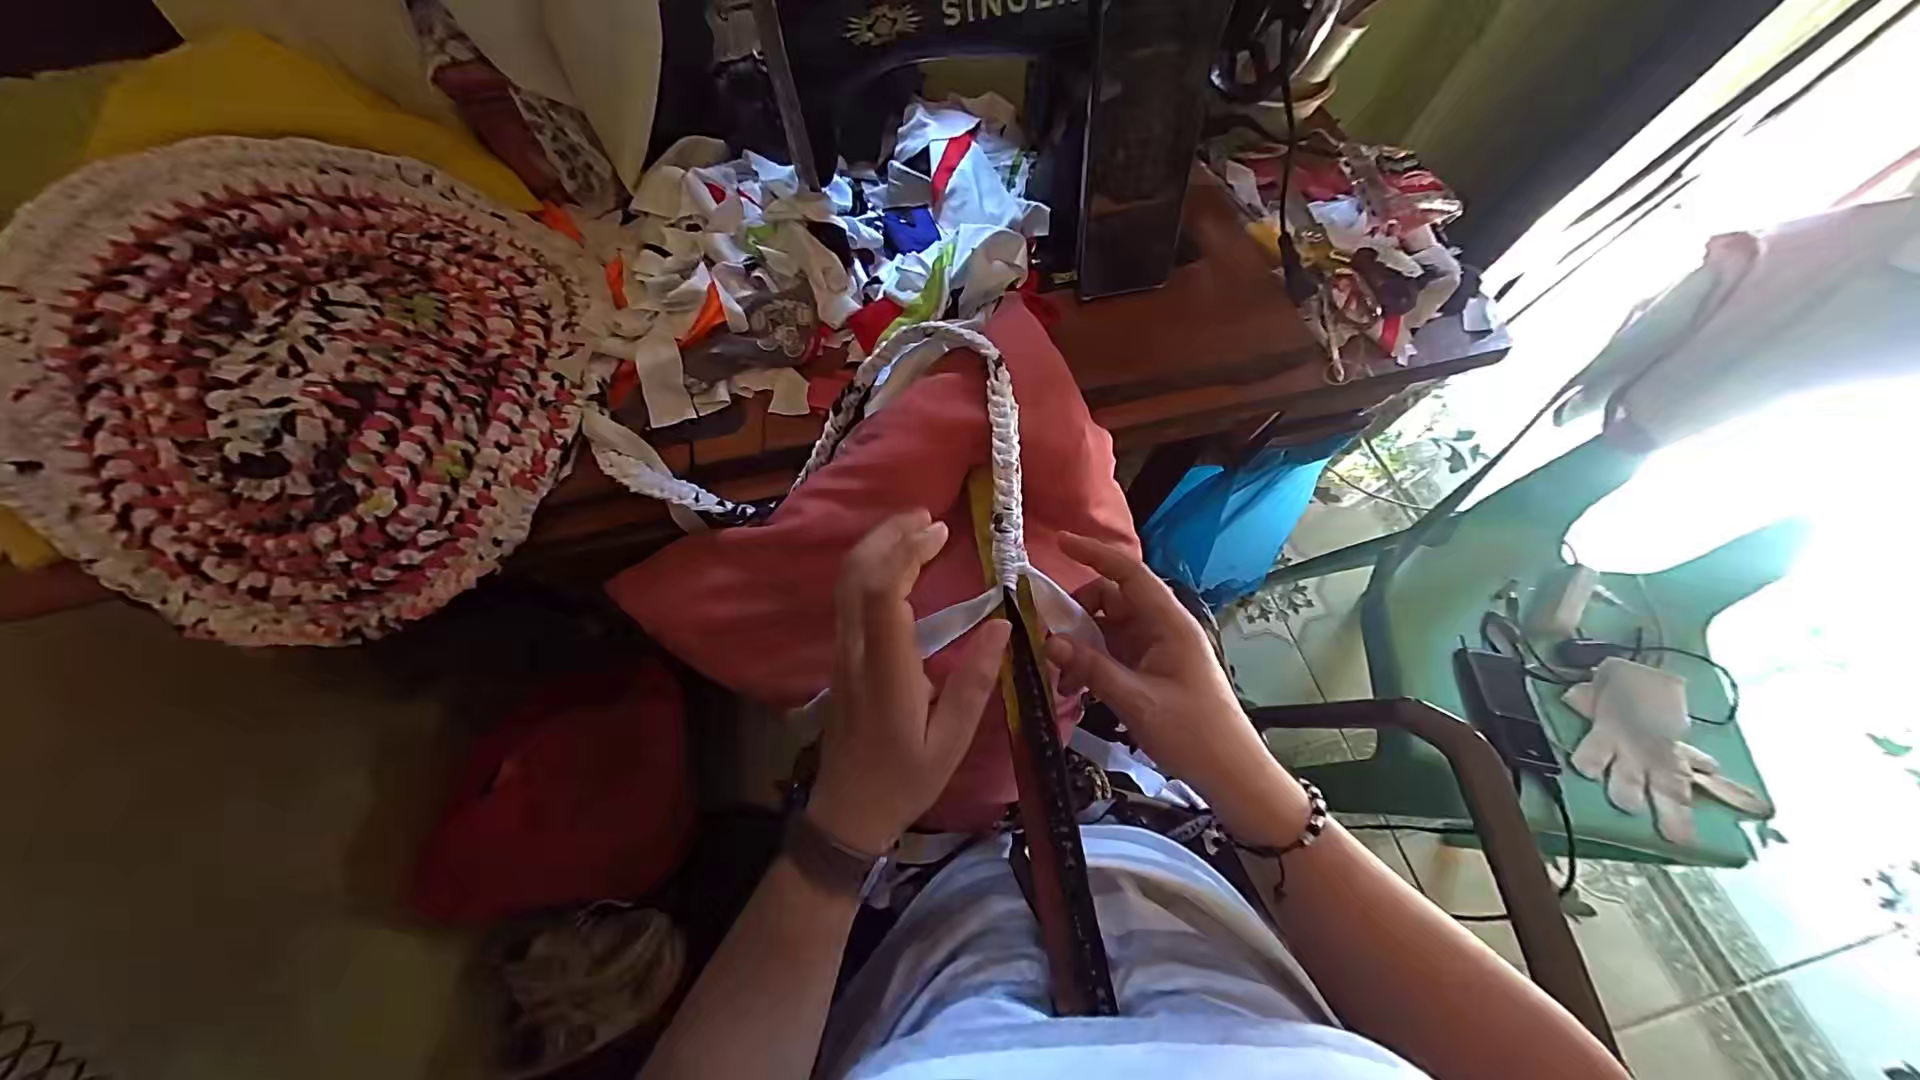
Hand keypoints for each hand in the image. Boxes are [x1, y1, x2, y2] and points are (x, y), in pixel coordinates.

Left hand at [809, 511, 1011, 854]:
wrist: (847, 811)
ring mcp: (842, 652)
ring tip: (915, 527)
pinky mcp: (841, 656)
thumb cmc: (905, 780)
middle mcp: (855, 652)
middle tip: (928, 518)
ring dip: (877, 546)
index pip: (883, 596)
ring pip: (847, 583)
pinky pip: (849, 597)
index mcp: (886, 672)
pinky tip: (897, 562)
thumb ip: (975, 681)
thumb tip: (1002, 625)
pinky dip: (871, 567)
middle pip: (857, 576)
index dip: (906, 554)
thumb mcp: (951, 741)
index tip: (940, 533)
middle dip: (889, 536)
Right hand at [1044, 532, 1303, 834]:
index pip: (1129, 574)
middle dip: (1077, 613)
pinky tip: (1074, 688)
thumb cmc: (1193, 733)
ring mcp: (1154, 648)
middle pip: (1112, 600)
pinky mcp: (1149, 669)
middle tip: (1048, 637)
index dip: (1095, 554)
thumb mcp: (1137, 701)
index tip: (1060, 542)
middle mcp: (1161, 628)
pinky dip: (1090, 663)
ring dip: (1080, 644)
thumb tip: (1050, 641)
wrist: (1230, 775)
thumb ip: (1092, 669)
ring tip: (1060, 676)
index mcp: (1169, 623)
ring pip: (1108, 628)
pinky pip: (1112, 652)